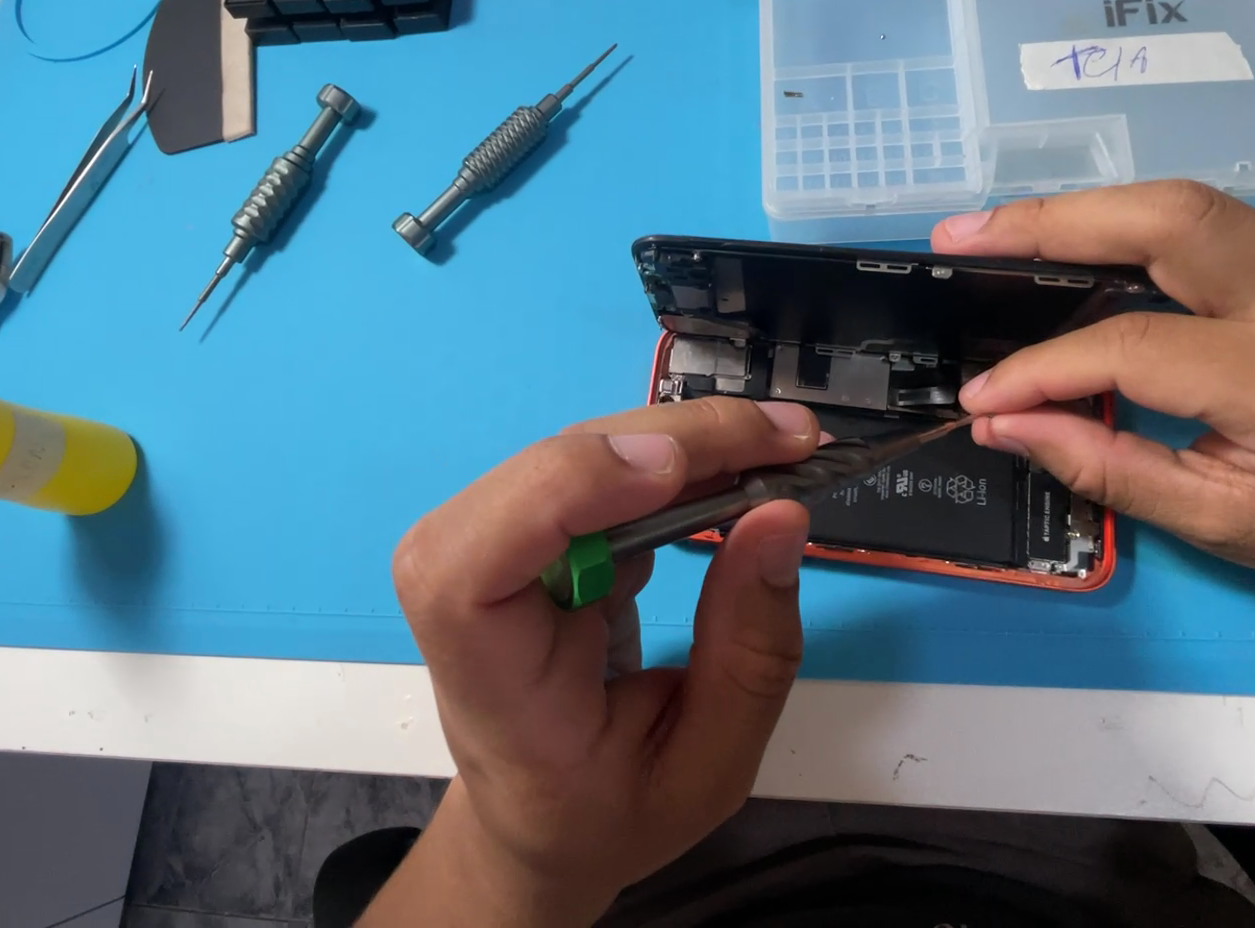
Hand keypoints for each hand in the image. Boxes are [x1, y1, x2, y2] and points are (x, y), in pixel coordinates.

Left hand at [367, 397, 819, 926]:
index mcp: (492, 687)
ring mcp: (503, 551)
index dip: (556, 493)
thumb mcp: (706, 768)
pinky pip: (605, 468)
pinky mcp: (543, 531)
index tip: (672, 475)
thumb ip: (749, 655)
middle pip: (542, 478)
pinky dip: (680, 457)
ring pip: (581, 454)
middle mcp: (475, 597)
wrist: (544, 814)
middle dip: (671, 444)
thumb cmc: (610, 811)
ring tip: (780, 446)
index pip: (467, 567)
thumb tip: (782, 517)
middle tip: (787, 438)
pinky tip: (739, 462)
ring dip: (686, 439)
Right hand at [934, 181, 1254, 688]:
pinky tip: (1065, 248)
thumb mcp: (1224, 526)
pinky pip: (1207, 232)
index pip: (1142, 347)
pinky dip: (1121, 233)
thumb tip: (1000, 421)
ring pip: (1189, 206)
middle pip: (1175, 220)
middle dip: (1050, 222)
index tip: (981, 393)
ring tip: (993, 234)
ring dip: (1078, 214)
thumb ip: (1103, 466)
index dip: (1045, 366)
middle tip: (958, 237)